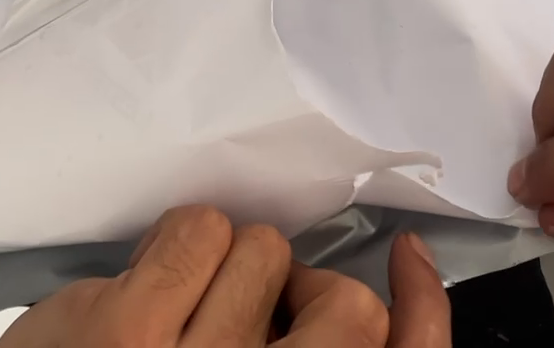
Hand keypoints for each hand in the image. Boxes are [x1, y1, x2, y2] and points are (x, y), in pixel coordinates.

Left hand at [0, 205, 451, 347]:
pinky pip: (198, 226)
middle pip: (348, 309)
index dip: (426, 313)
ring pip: (265, 250)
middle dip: (306, 297)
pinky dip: (182, 242)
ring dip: (230, 268)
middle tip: (260, 313)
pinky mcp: (128, 328)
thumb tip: (354, 295)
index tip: (411, 264)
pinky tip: (151, 288)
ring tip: (185, 308)